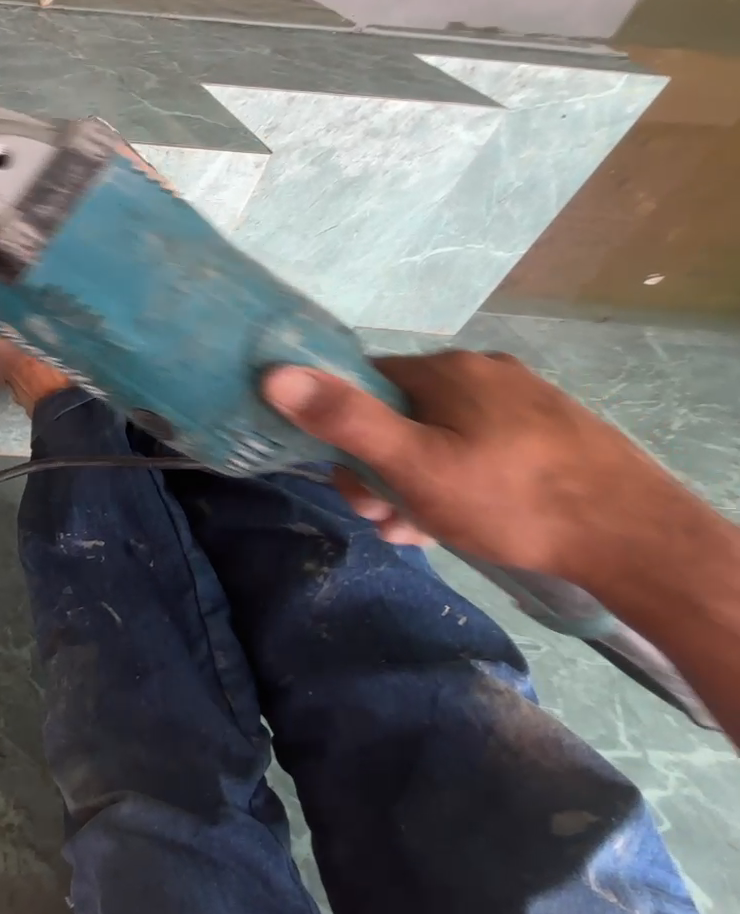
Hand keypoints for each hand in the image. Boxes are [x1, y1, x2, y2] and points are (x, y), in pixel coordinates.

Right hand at [262, 351, 702, 586]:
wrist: (638, 542)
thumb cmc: (511, 499)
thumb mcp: (411, 465)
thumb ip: (343, 420)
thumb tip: (274, 374)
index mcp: (449, 371)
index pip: (360, 384)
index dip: (338, 432)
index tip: (348, 478)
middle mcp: (484, 375)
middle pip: (393, 416)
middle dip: (374, 469)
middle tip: (383, 515)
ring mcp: (520, 404)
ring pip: (431, 440)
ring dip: (407, 486)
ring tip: (416, 530)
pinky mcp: (545, 435)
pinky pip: (471, 452)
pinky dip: (448, 485)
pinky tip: (449, 524)